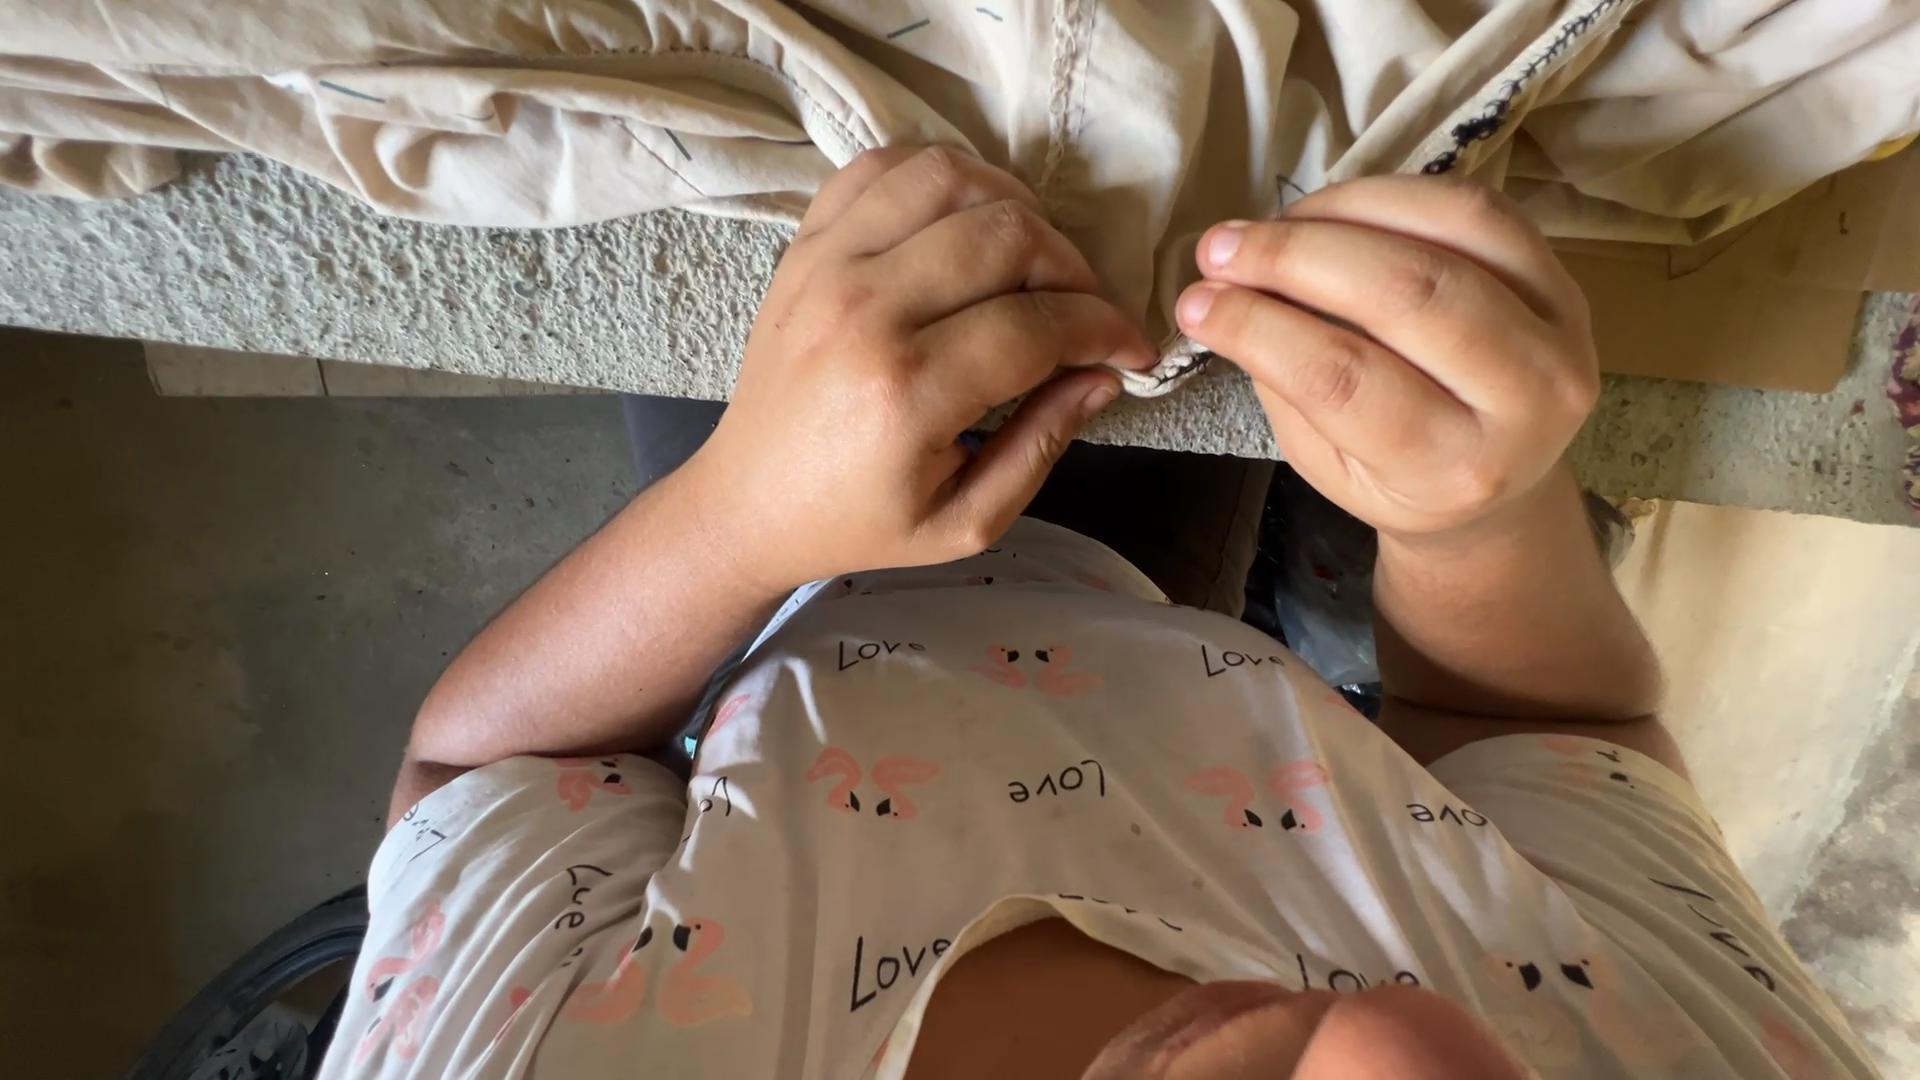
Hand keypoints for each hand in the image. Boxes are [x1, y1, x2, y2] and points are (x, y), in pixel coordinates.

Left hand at [685, 146, 1155, 590]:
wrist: (750, 503)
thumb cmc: (859, 525)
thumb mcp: (965, 521)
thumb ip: (1042, 446)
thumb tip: (1103, 376)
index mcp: (908, 391)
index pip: (1038, 325)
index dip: (1105, 330)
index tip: (1130, 350)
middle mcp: (866, 309)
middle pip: (1006, 236)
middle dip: (1074, 270)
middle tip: (1086, 314)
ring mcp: (826, 264)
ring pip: (950, 178)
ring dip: (1016, 210)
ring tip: (1035, 265)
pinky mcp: (804, 247)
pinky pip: (882, 169)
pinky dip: (940, 179)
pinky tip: (965, 224)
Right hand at [1174, 177, 1599, 541]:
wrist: (1493, 487)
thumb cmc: (1389, 482)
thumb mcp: (1324, 463)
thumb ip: (1286, 384)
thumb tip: (1225, 300)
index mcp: (1447, 466)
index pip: (1343, 378)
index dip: (1258, 328)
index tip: (1195, 303)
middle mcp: (1526, 398)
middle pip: (1405, 294)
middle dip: (1293, 258)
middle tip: (1219, 250)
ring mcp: (1562, 328)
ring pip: (1450, 232)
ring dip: (1339, 214)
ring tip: (1267, 226)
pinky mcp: (1566, 277)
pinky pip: (1478, 209)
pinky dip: (1389, 196)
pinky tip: (1326, 211)